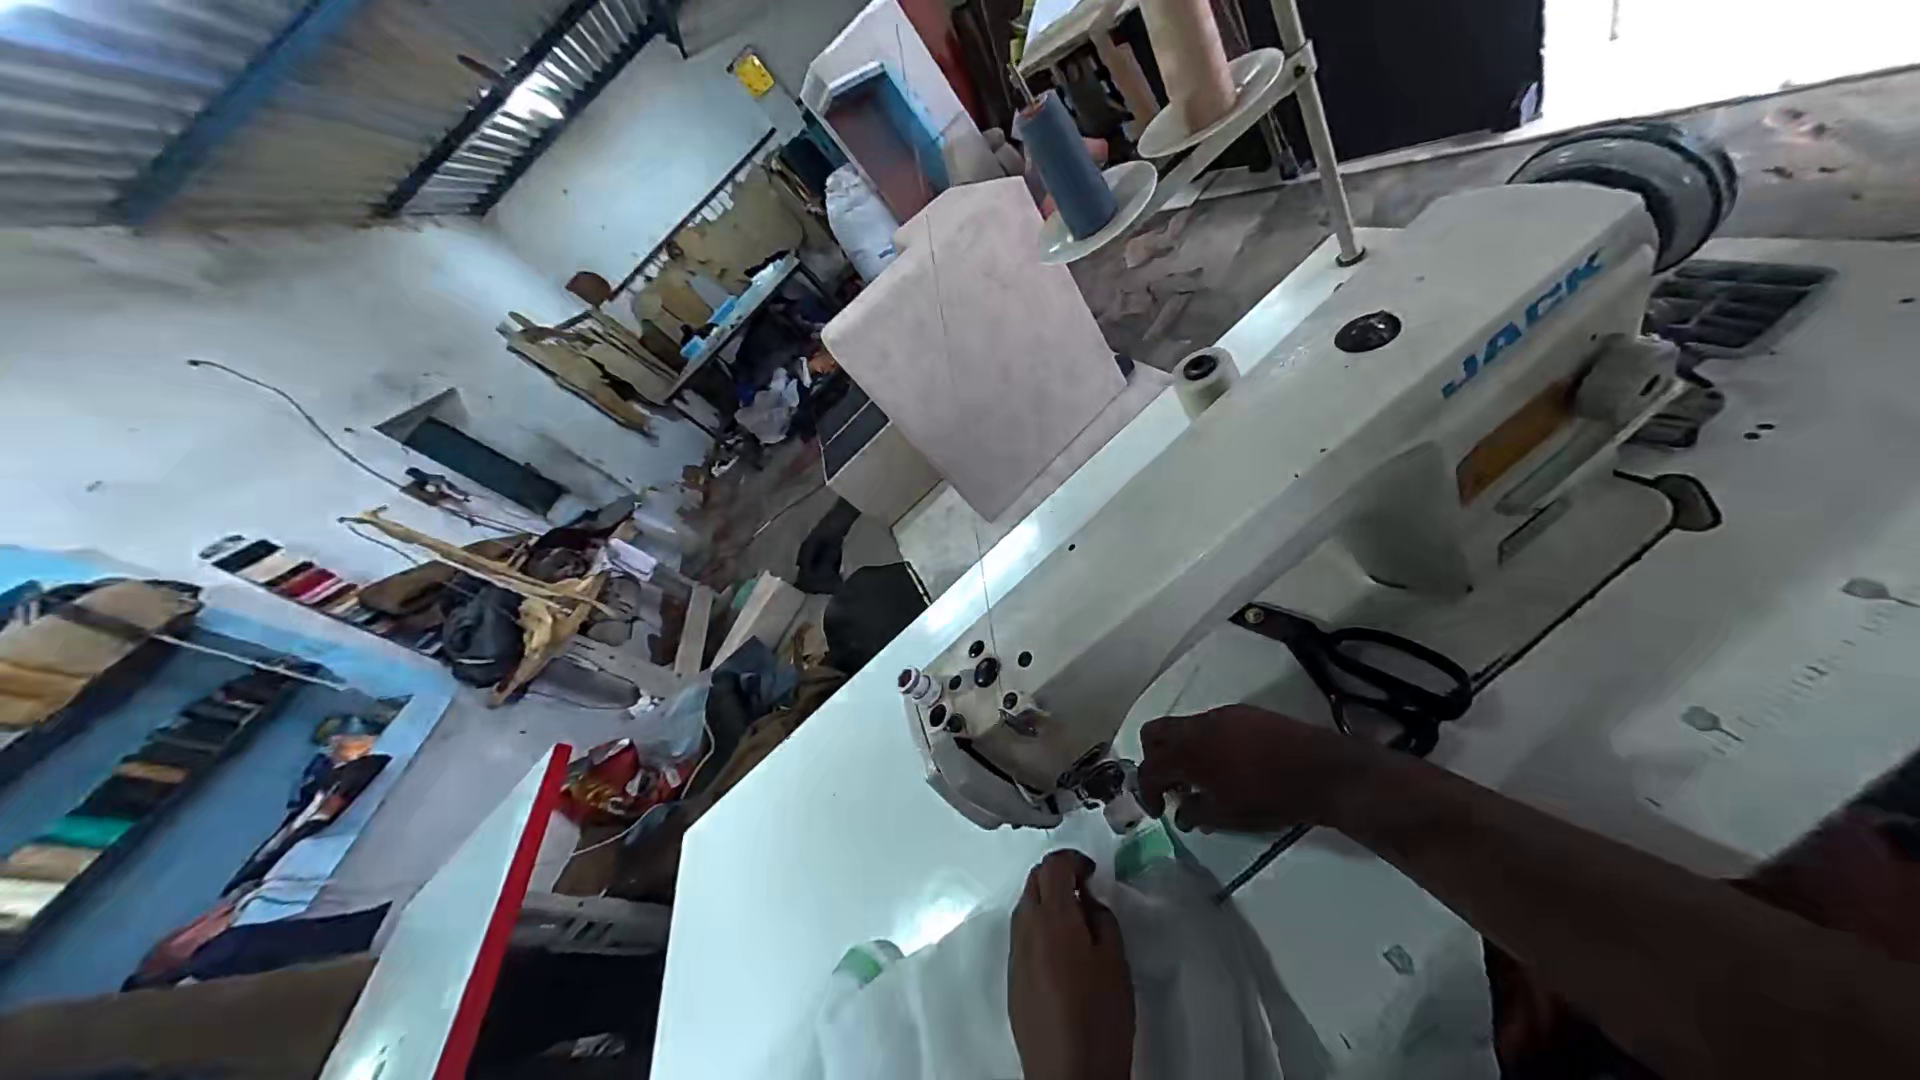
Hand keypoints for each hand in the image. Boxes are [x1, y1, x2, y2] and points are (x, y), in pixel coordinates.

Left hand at [1009, 850, 1134, 1079]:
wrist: (1069, 1074)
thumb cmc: (1099, 1014)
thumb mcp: (1115, 961)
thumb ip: (1102, 920)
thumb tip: (1088, 902)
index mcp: (1051, 916)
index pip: (1053, 866)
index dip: (1072, 859)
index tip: (1091, 871)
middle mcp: (1025, 926)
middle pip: (1034, 881)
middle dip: (1057, 875)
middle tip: (1084, 890)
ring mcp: (1015, 952)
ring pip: (1025, 906)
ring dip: (1046, 900)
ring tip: (1075, 920)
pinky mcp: (1012, 977)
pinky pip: (1022, 934)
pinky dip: (1038, 926)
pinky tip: (1060, 949)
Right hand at [1137, 706, 1391, 833]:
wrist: (1324, 772)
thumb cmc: (1273, 799)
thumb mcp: (1229, 816)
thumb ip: (1197, 813)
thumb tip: (1181, 813)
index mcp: (1190, 754)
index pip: (1151, 768)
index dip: (1147, 791)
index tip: (1158, 811)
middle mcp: (1198, 727)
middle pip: (1154, 734)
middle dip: (1154, 759)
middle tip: (1170, 786)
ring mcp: (1220, 715)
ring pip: (1182, 727)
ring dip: (1181, 751)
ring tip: (1201, 779)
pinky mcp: (1242, 713)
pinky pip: (1209, 724)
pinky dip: (1205, 743)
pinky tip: (1227, 765)